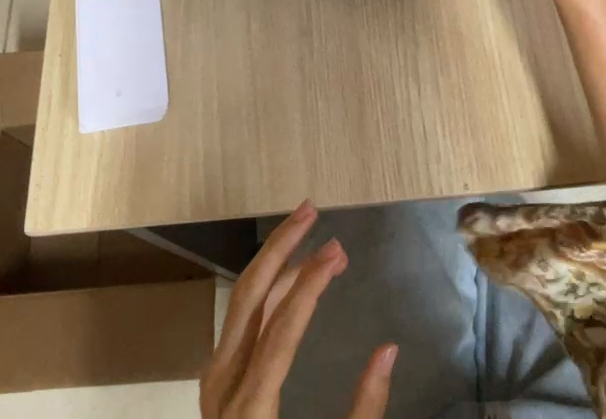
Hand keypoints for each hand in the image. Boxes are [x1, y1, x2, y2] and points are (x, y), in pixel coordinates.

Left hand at [200, 200, 395, 418]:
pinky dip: (268, 291)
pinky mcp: (219, 382)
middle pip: (249, 295)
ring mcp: (216, 379)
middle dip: (280, 246)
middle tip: (310, 208)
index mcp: (250, 405)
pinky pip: (242, 322)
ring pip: (242, 303)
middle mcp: (223, 381)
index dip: (313, 282)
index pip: (282, 325)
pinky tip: (292, 280)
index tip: (338, 249)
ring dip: (277, 264)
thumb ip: (364, 410)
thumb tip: (389, 349)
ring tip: (314, 240)